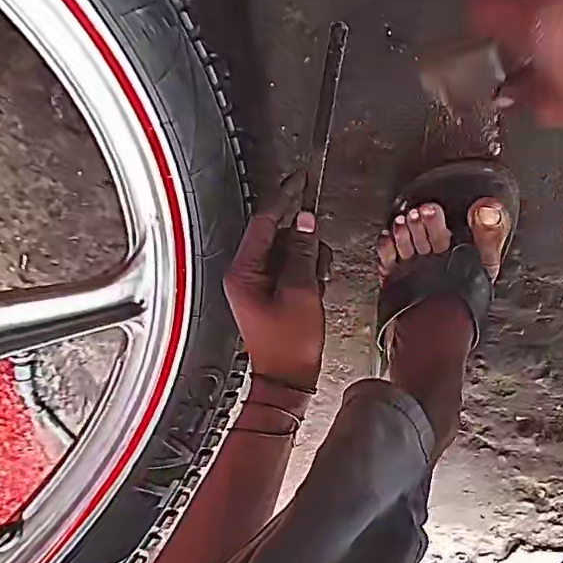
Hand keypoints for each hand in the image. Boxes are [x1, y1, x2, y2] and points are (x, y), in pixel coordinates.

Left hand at [223, 170, 325, 391]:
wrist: (288, 381)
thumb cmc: (290, 345)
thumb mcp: (303, 293)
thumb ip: (305, 253)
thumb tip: (307, 223)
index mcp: (244, 272)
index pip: (265, 222)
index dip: (285, 199)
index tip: (301, 181)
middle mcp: (246, 275)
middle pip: (279, 236)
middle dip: (305, 244)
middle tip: (319, 264)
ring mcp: (257, 284)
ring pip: (289, 252)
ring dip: (309, 262)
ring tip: (315, 288)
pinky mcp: (269, 293)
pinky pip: (291, 269)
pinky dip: (307, 275)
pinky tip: (313, 293)